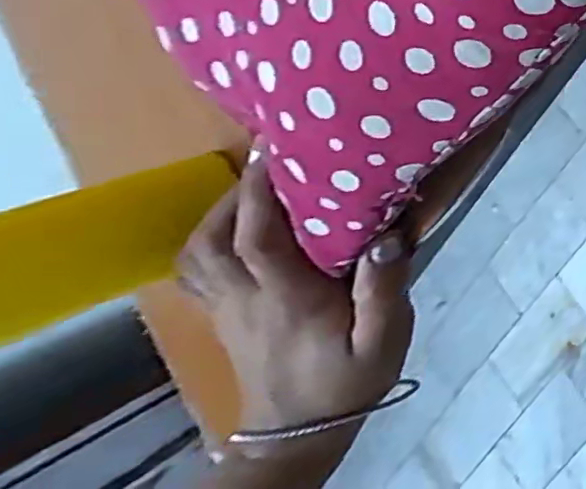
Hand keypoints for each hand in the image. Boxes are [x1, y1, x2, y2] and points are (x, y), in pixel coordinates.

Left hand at [179, 158, 413, 462]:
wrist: (299, 439)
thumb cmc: (347, 380)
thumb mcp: (383, 339)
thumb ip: (385, 288)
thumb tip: (389, 234)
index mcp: (286, 298)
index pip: (257, 237)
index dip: (260, 189)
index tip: (275, 147)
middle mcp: (246, 298)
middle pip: (214, 238)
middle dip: (238, 192)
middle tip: (274, 161)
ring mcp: (228, 309)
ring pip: (197, 253)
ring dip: (220, 213)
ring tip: (258, 188)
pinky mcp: (224, 317)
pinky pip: (199, 270)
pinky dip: (211, 239)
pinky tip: (240, 227)